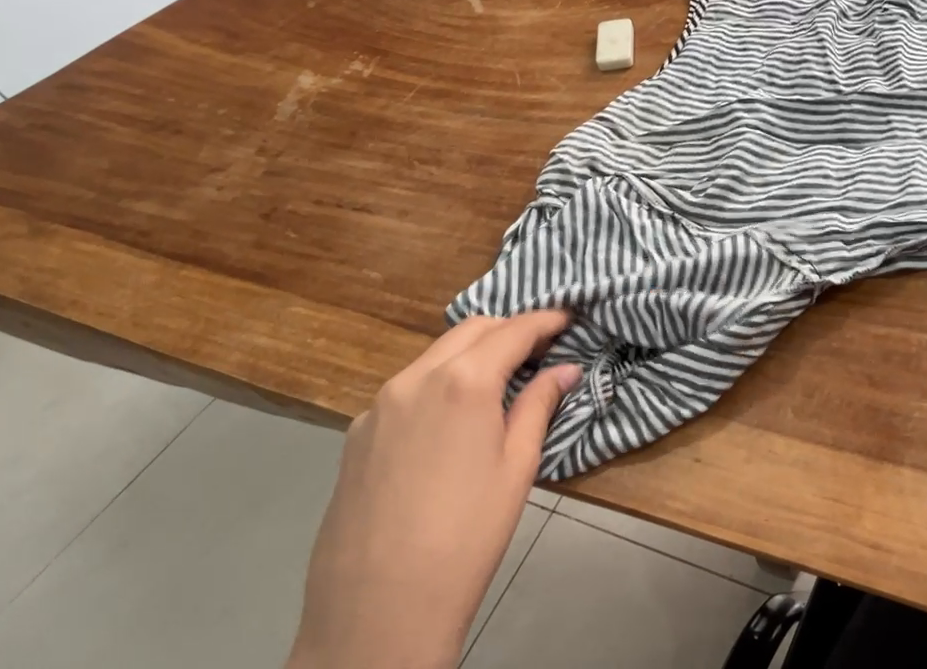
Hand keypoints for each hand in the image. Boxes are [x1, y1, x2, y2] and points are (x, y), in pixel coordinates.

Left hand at [287, 311, 582, 668]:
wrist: (377, 608)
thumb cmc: (467, 535)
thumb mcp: (518, 466)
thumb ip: (538, 406)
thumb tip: (564, 370)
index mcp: (463, 382)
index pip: (513, 330)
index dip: (546, 320)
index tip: (570, 318)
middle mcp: (415, 379)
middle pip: (470, 331)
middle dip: (509, 329)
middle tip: (542, 348)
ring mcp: (378, 406)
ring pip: (434, 356)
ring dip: (473, 353)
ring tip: (503, 379)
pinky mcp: (356, 435)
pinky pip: (407, 388)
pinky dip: (440, 382)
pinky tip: (455, 418)